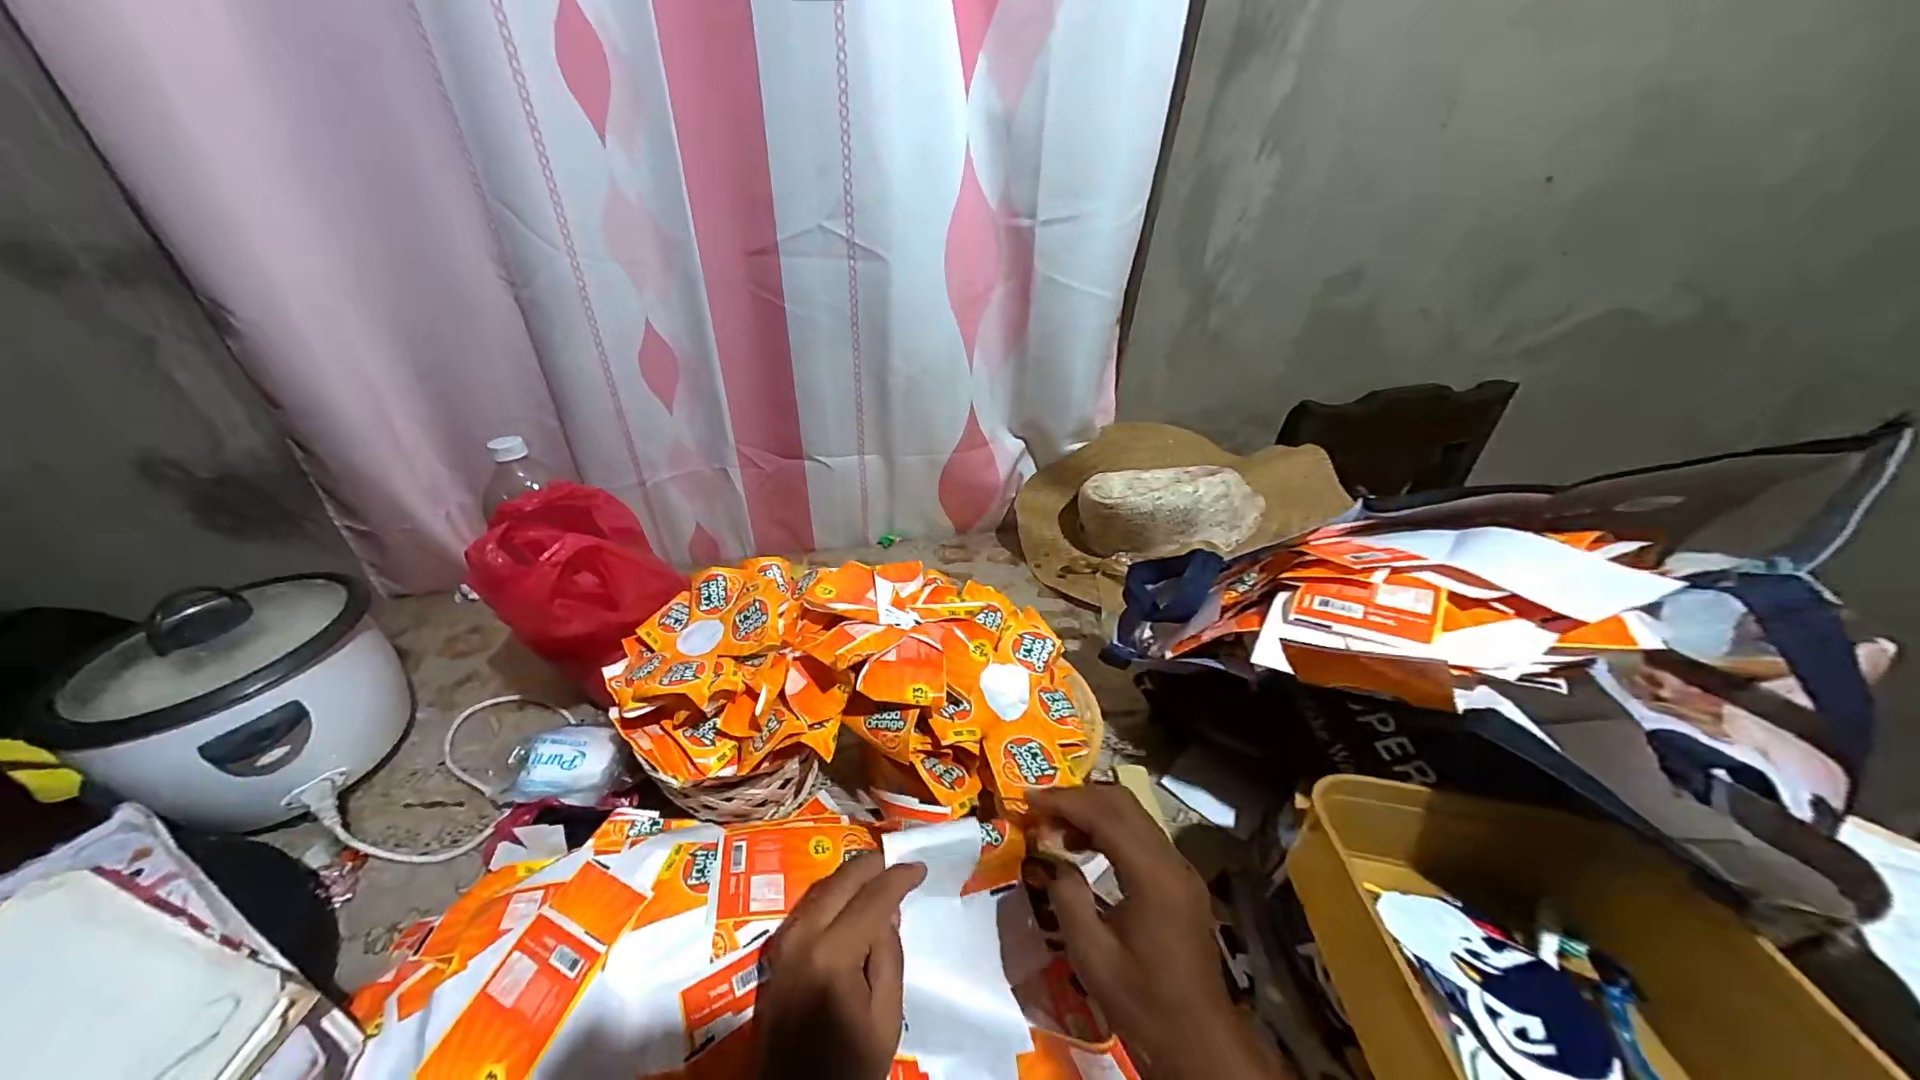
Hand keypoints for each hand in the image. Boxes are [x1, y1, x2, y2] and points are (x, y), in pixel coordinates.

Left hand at [753, 853, 927, 1079]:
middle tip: (898, 864)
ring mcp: (783, 943)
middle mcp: (802, 938)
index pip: (872, 897)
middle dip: (873, 866)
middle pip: (841, 879)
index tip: (920, 868)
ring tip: (879, 877)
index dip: (899, 877)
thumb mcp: (886, 1018)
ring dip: (851, 877)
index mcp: (832, 955)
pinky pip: (808, 905)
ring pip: (822, 887)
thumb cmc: (847, 1066)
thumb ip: (889, 955)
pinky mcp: (775, 953)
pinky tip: (851, 900)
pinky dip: (833, 893)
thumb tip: (887, 911)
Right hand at [1029, 785, 1287, 1079]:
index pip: (1106, 815)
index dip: (1064, 801)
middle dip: (1077, 797)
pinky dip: (1109, 828)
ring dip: (1092, 810)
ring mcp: (1180, 869)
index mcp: (1153, 876)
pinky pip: (1141, 835)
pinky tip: (1083, 847)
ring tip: (1054, 825)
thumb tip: (1050, 860)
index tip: (1028, 800)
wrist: (1199, 1040)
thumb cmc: (1143, 1002)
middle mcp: (1172, 861)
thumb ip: (1067, 898)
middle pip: (1123, 804)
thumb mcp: (1092, 956)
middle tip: (1038, 807)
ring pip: (1133, 815)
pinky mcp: (1180, 880)